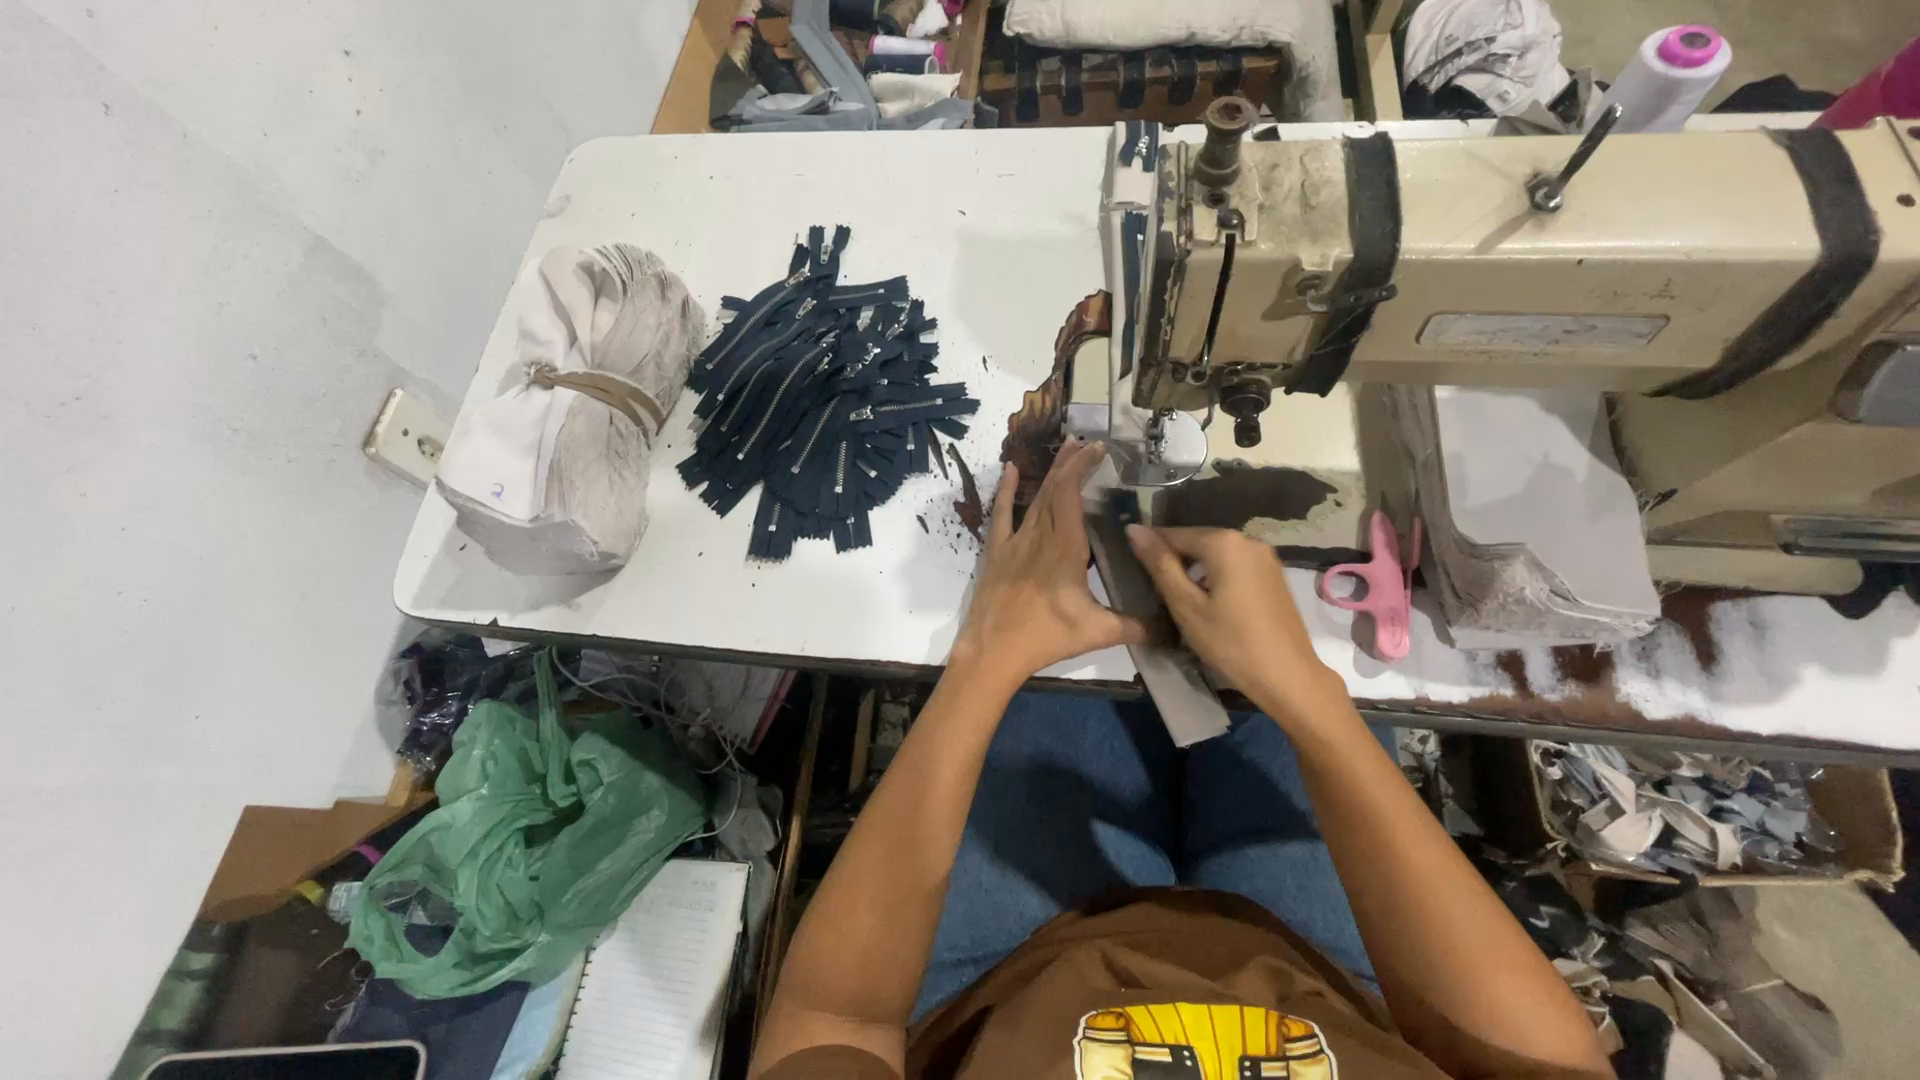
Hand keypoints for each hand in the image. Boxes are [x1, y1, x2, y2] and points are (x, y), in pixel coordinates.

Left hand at [952, 440, 1146, 687]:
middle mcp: (1040, 535)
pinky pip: (1001, 514)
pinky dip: (1006, 490)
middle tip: (1086, 444)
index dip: (1083, 466)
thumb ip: (1135, 626)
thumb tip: (1168, 627)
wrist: (993, 650)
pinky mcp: (997, 552)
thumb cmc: (1046, 638)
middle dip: (1071, 462)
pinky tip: (1010, 469)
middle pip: (1054, 488)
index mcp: (1065, 547)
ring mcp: (1015, 541)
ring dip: (1050, 472)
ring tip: (1064, 449)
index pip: (1072, 493)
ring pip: (1034, 497)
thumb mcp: (1097, 633)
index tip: (1098, 449)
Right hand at [1126, 526, 1345, 723]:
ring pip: (1216, 554)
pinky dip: (1216, 577)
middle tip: (1154, 591)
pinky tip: (1209, 603)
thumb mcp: (1185, 605)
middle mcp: (1247, 539)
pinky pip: (1235, 565)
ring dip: (1195, 570)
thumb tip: (1134, 529)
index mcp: (1224, 542)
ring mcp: (1265, 557)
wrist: (1287, 675)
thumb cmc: (1230, 642)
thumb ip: (1159, 564)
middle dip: (1174, 560)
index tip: (1131, 569)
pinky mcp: (1274, 575)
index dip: (1150, 549)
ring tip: (1179, 600)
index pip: (1173, 533)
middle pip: (1197, 541)